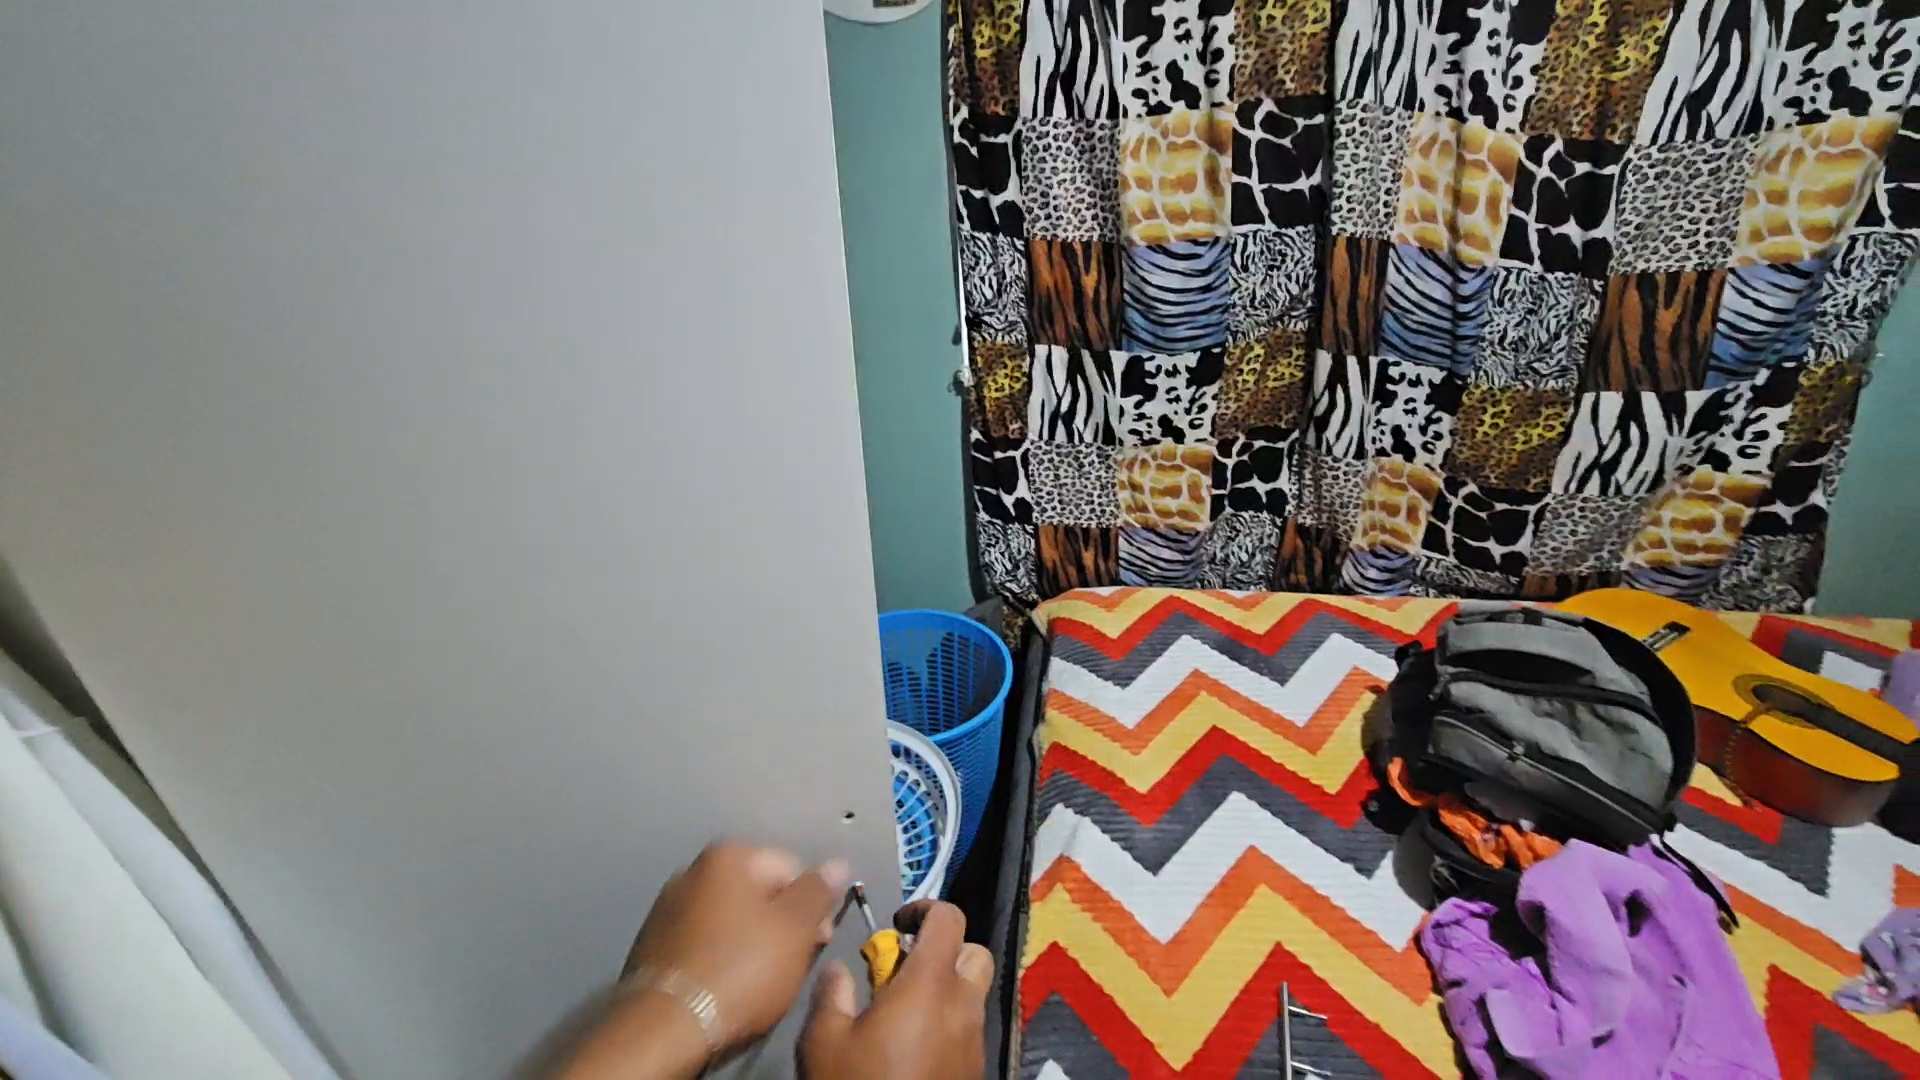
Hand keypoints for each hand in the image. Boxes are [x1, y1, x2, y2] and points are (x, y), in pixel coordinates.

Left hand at [623, 843, 848, 1046]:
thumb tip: (838, 863)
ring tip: (759, 980)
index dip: (812, 904)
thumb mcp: (794, 929)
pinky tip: (727, 987)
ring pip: (732, 919)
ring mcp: (668, 908)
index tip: (818, 940)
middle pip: (760, 891)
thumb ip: (819, 892)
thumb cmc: (739, 969)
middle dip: (782, 924)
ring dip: (752, 942)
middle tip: (792, 964)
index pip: (792, 867)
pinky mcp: (653, 946)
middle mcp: (694, 871)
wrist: (664, 1028)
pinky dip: (721, 958)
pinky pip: (704, 942)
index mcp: (728, 856)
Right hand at [798, 900, 992, 1079]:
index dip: (926, 908)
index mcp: (931, 984)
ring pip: (974, 993)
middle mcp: (963, 1005)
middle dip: (946, 950)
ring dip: (948, 988)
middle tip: (908, 969)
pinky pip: (970, 1030)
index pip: (949, 919)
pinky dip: (950, 1023)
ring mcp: (975, 1041)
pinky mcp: (976, 1072)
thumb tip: (841, 970)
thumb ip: (832, 994)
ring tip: (908, 1013)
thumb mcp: (825, 1044)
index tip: (898, 922)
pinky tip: (916, 1048)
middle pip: (974, 953)